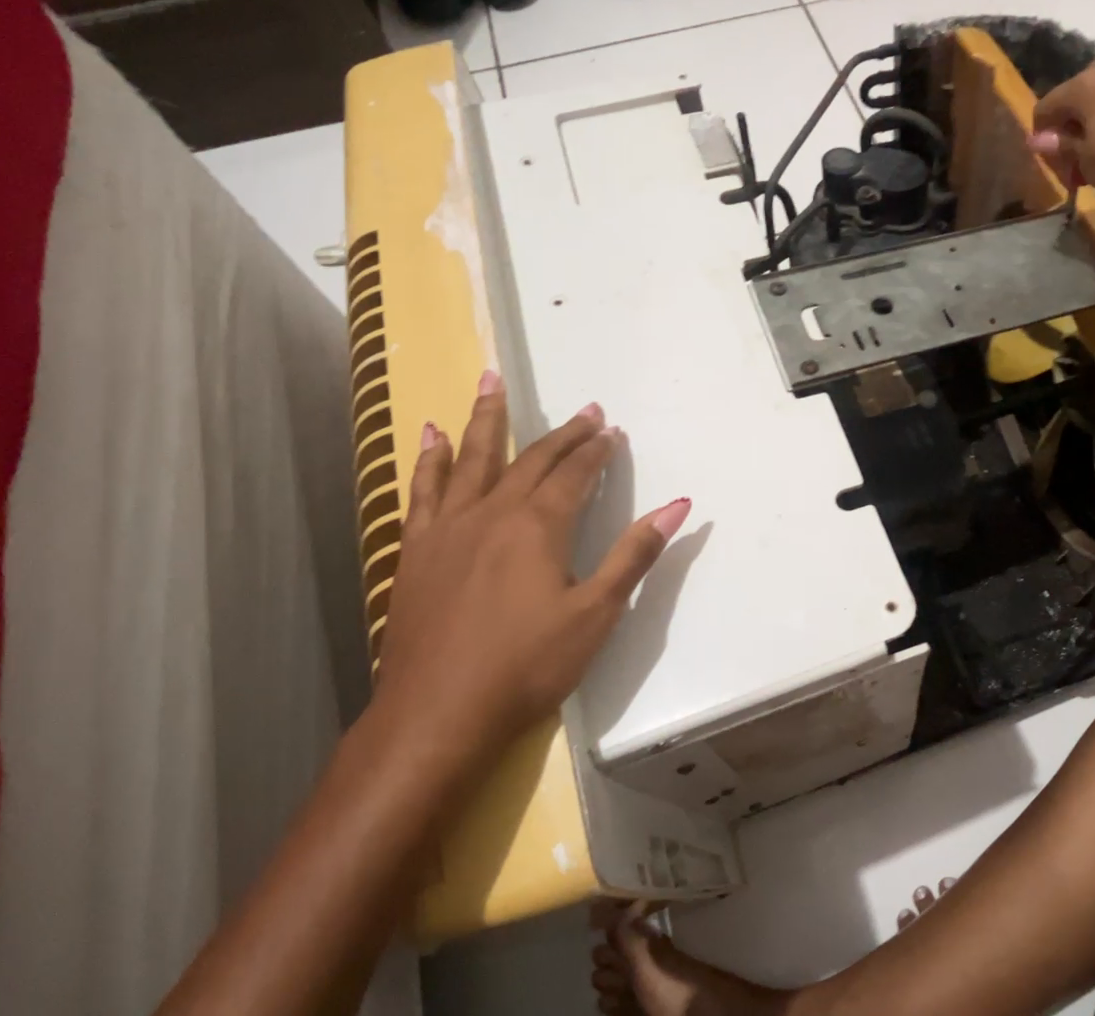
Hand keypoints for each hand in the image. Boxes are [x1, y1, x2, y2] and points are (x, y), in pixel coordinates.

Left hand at [373, 370, 690, 752]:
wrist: (438, 712)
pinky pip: (422, 490)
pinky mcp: (417, 550)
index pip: (575, 475)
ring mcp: (447, 529)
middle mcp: (492, 513)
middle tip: (585, 410)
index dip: (597, 451)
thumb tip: (677, 506)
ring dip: (485, 419)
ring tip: (491, 380)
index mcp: (539, 527)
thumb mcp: (596, 614)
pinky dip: (429, 459)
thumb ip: (634, 555)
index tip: (612, 430)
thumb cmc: (528, 667)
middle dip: (562, 434)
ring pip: (470, 460)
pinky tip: (429, 436)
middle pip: (531, 460)